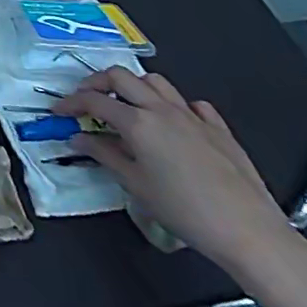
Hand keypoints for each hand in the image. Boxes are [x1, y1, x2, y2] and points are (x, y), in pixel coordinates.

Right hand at [52, 67, 297, 273]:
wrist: (247, 229)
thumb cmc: (184, 210)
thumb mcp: (135, 185)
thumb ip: (104, 155)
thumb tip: (78, 138)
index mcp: (138, 122)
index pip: (95, 101)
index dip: (72, 103)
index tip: (58, 112)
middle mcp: (162, 108)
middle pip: (122, 76)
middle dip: (97, 82)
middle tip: (85, 100)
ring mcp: (192, 114)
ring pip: (156, 81)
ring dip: (134, 86)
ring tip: (125, 105)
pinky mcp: (218, 127)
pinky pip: (191, 103)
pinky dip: (174, 105)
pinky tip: (173, 122)